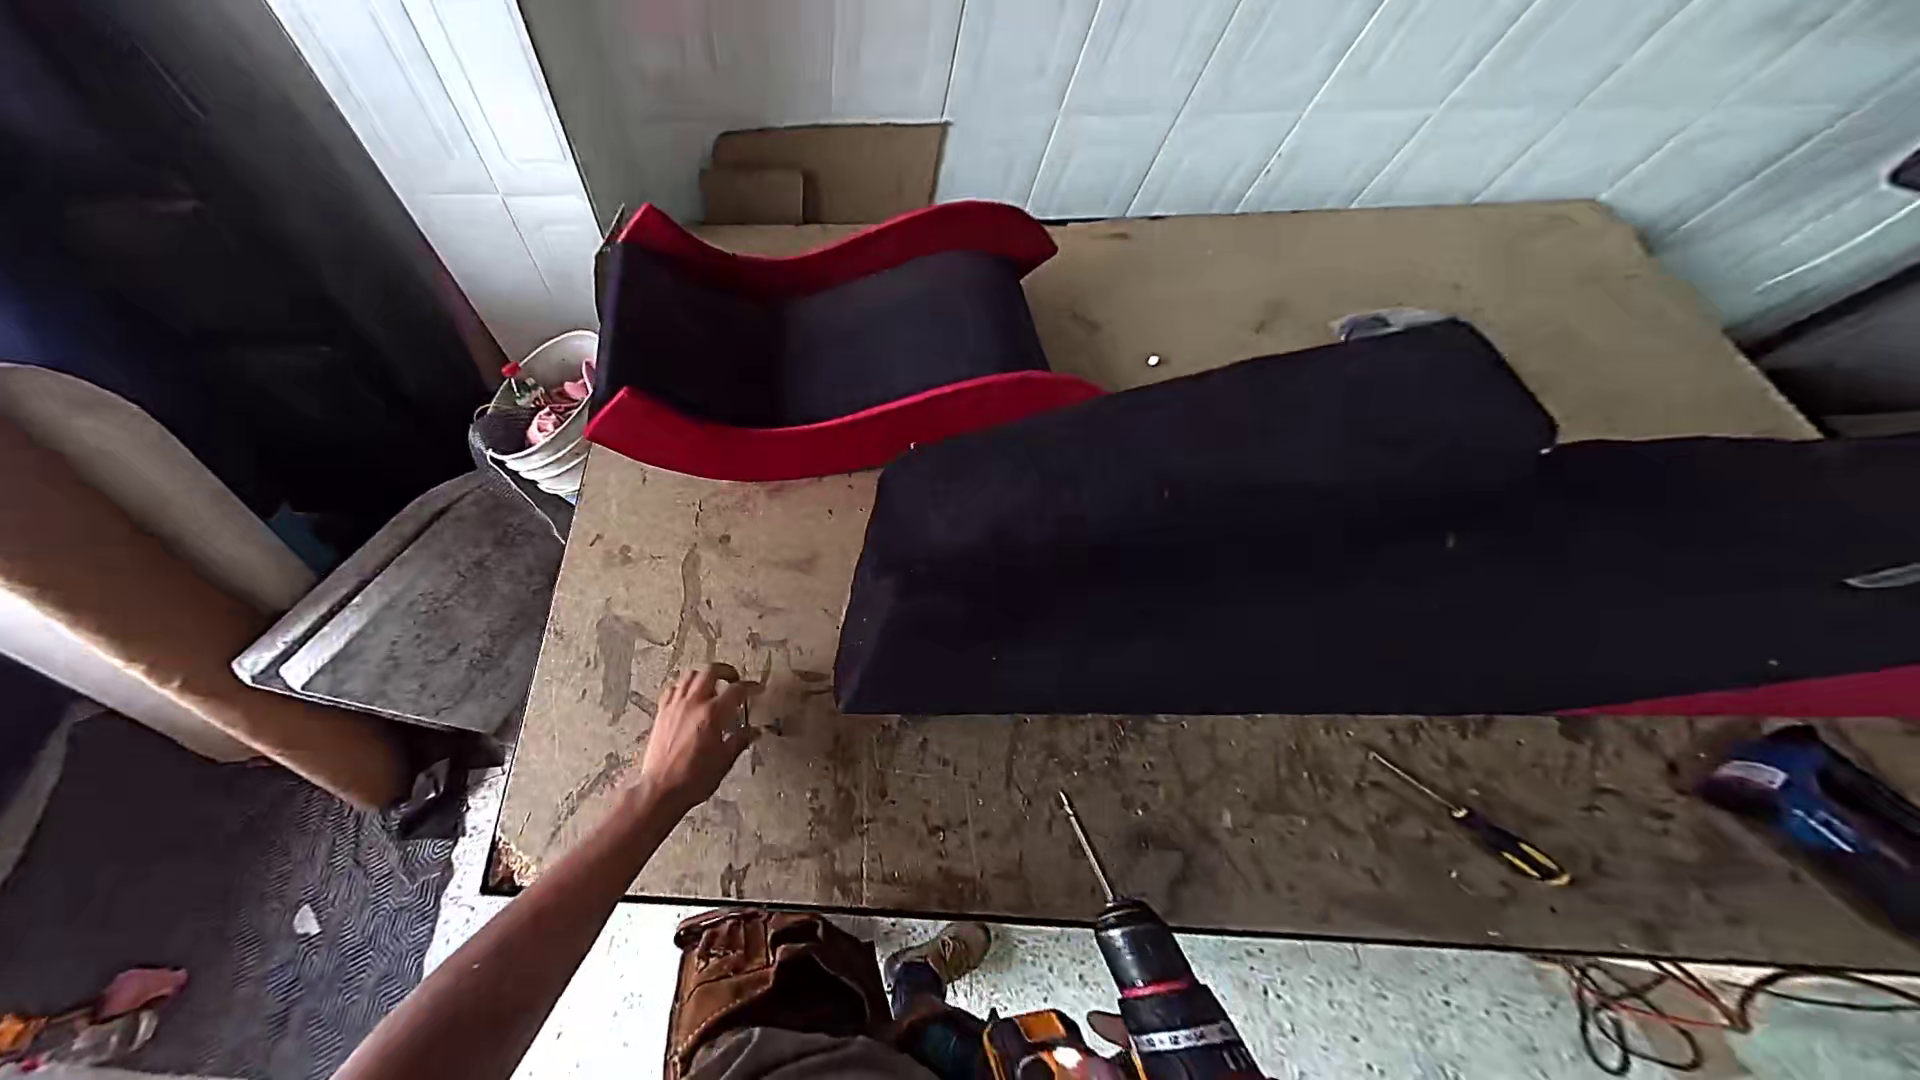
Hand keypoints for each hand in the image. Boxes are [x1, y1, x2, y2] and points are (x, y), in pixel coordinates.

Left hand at [634, 663, 761, 815]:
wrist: (660, 790)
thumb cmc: (692, 778)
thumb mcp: (725, 760)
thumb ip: (740, 740)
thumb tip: (753, 731)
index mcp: (713, 714)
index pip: (737, 690)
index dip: (751, 687)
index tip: (757, 689)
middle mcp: (693, 704)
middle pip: (711, 671)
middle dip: (726, 671)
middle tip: (734, 679)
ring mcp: (675, 707)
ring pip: (690, 676)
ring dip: (704, 676)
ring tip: (713, 685)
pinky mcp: (662, 714)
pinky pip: (672, 690)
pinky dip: (683, 688)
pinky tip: (688, 697)